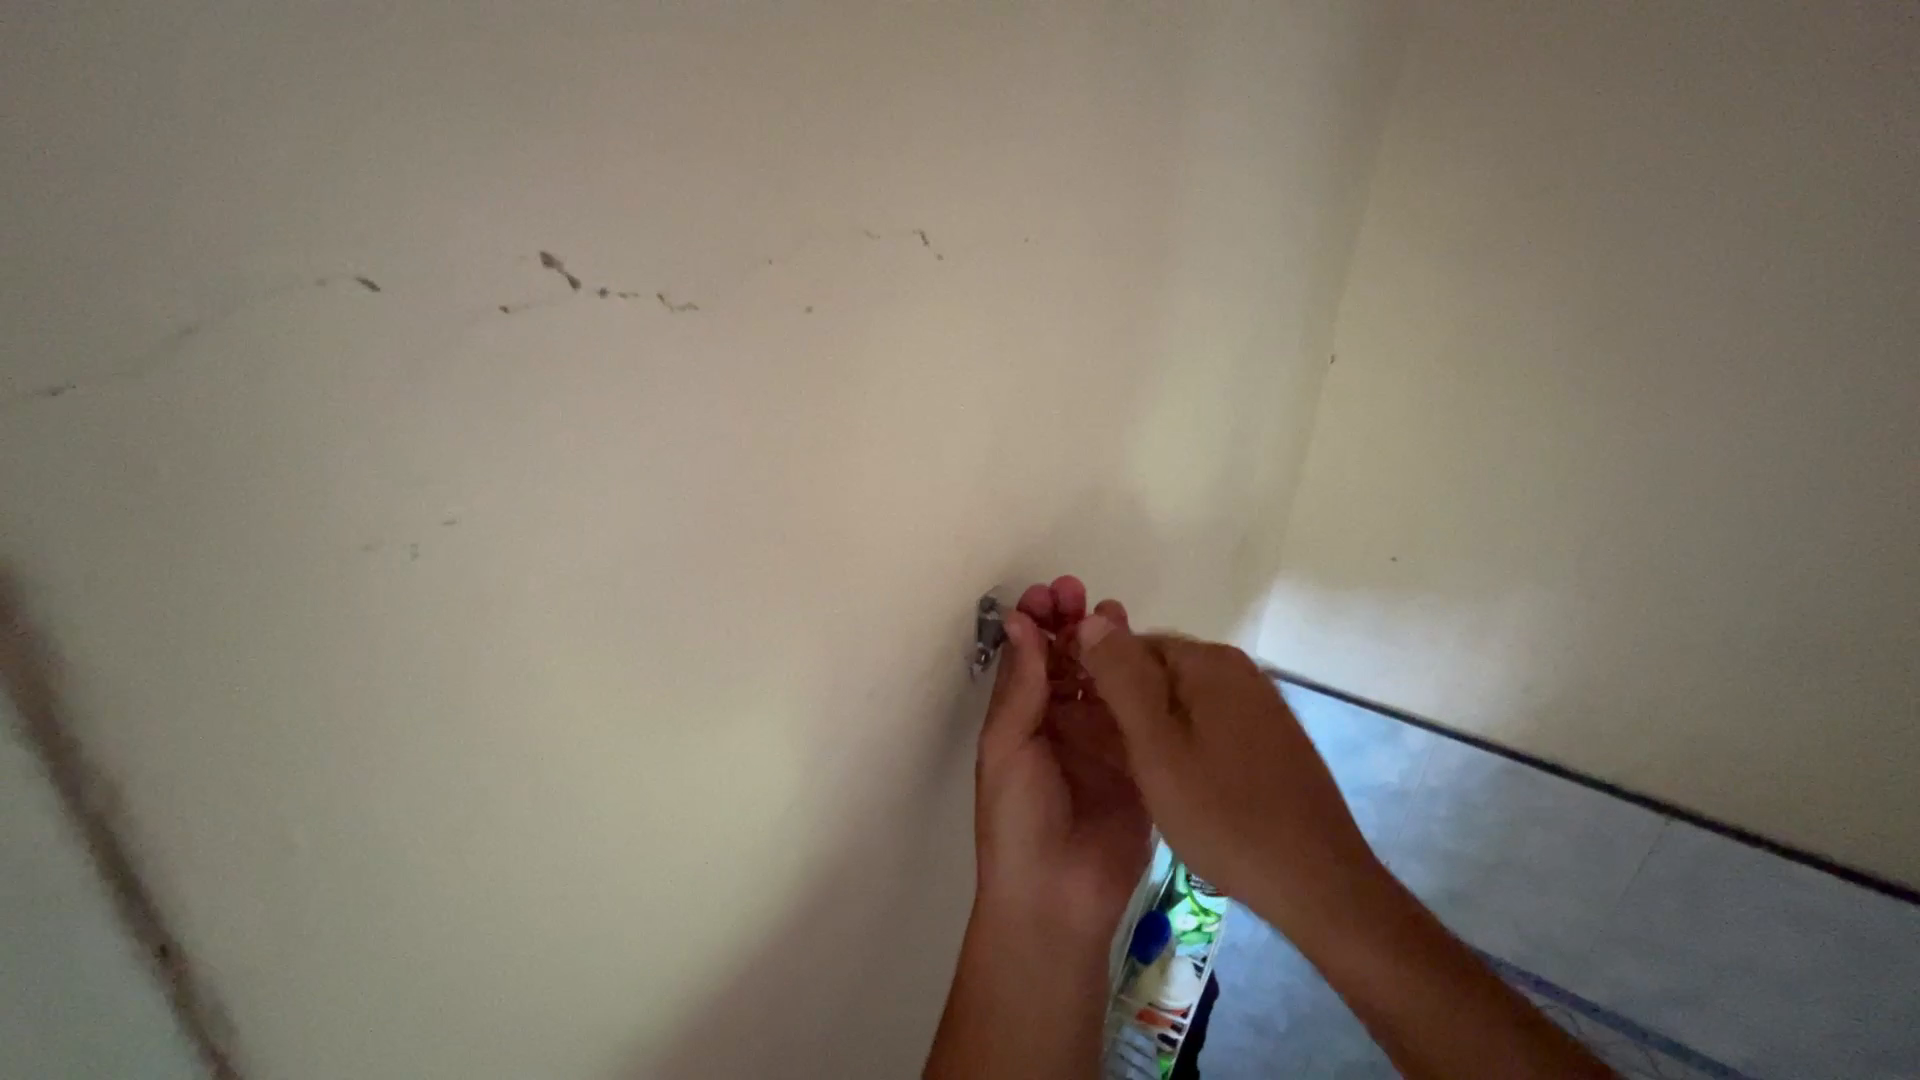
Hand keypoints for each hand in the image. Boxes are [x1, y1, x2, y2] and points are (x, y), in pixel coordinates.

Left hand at [973, 576, 1152, 943]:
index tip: (1048, 593)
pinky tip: (1148, 656)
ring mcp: (1103, 742)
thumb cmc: (1018, 818)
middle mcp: (1061, 724)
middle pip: (1069, 662)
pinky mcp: (1140, 763)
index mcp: (1023, 719)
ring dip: (1106, 646)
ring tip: (1113, 611)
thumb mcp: (1008, 746)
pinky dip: (1141, 685)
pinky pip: (1141, 716)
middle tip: (1081, 591)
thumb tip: (1019, 621)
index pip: (1031, 659)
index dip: (1037, 624)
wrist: (1060, 896)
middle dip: (1071, 625)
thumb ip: (1021, 685)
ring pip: (1106, 681)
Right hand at [1072, 615, 1386, 939]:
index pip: (1131, 645)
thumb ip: (1121, 678)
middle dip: (1120, 702)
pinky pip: (1208, 725)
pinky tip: (1169, 780)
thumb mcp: (1156, 746)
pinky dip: (1180, 743)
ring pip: (1182, 702)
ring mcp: (1259, 706)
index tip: (1070, 717)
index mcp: (1210, 662)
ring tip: (1124, 769)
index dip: (1094, 676)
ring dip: (1148, 727)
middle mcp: (1239, 671)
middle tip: (1092, 750)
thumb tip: (1091, 619)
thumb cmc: (1223, 814)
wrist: (1316, 882)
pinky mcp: (1269, 740)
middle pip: (1158, 671)